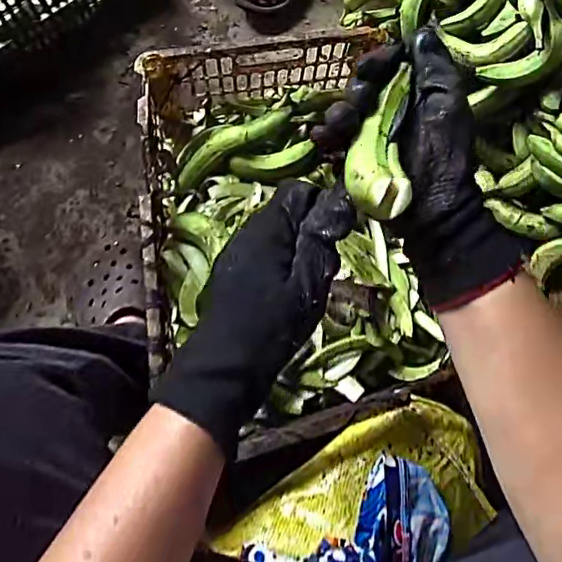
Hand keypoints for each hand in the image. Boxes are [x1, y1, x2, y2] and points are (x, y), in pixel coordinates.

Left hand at [149, 180, 353, 457]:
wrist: (222, 370)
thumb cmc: (271, 325)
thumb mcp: (307, 283)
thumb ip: (321, 240)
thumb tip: (338, 202)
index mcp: (268, 228)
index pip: (299, 190)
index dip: (323, 202)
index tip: (339, 229)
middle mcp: (249, 231)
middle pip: (288, 210)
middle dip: (313, 226)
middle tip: (328, 259)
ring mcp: (238, 250)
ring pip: (278, 231)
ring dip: (299, 245)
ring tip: (311, 277)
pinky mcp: (234, 270)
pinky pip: (266, 250)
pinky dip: (283, 260)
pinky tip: (289, 290)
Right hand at [317, 29, 528, 310]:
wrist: (433, 212)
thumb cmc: (445, 154)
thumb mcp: (447, 104)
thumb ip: (435, 67)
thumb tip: (424, 29)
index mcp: (415, 91)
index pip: (390, 62)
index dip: (380, 57)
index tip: (379, 62)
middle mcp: (391, 107)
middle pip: (363, 82)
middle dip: (359, 85)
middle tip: (362, 96)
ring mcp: (370, 132)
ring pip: (344, 108)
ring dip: (340, 111)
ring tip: (344, 124)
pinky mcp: (354, 156)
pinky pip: (332, 138)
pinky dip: (324, 135)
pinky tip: (322, 138)